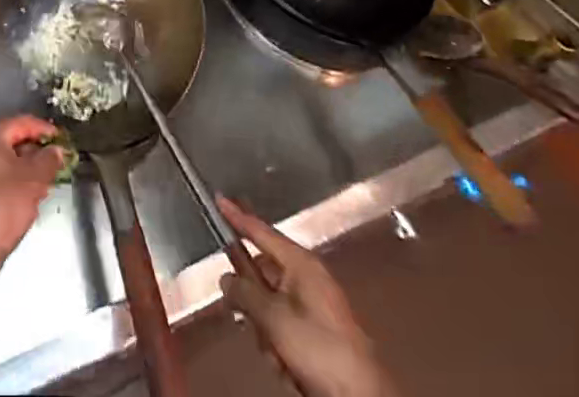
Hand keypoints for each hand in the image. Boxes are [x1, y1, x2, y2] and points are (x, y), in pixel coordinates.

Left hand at [0, 115, 62, 275]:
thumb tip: (55, 150)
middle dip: (36, 150)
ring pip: (6, 161)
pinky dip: (16, 182)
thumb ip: (49, 159)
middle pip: (12, 140)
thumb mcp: (34, 179)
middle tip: (56, 161)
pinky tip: (30, 198)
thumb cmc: (4, 206)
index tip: (62, 139)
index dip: (44, 128)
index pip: (21, 122)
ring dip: (28, 168)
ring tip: (47, 182)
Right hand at [218, 197, 399, 396]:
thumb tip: (226, 278)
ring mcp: (311, 304)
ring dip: (266, 334)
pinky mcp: (313, 330)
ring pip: (267, 307)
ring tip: (280, 357)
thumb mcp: (274, 319)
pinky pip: (280, 328)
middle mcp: (306, 278)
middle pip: (260, 276)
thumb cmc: (318, 347)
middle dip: (252, 305)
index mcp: (300, 264)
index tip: (219, 200)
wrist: (359, 395)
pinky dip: (278, 348)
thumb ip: (245, 294)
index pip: (262, 232)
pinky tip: (289, 368)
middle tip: (255, 326)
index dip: (238, 217)